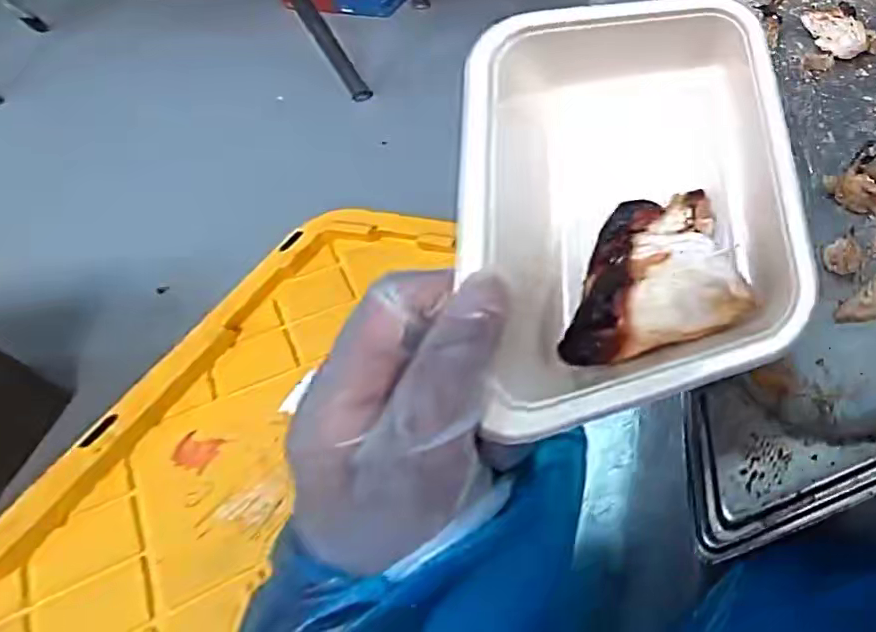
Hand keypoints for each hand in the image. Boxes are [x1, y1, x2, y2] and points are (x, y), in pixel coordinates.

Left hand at [286, 270, 506, 576]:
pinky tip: (524, 408)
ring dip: (510, 355)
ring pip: (476, 337)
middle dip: (492, 323)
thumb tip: (488, 285)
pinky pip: (494, 369)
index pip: (397, 298)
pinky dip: (518, 380)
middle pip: (442, 312)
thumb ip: (447, 369)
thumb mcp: (417, 450)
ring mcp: (421, 394)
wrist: (420, 589)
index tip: (507, 304)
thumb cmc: (400, 523)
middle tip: (527, 346)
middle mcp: (383, 378)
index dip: (452, 287)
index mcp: (348, 382)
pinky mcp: (457, 409)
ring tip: (526, 387)